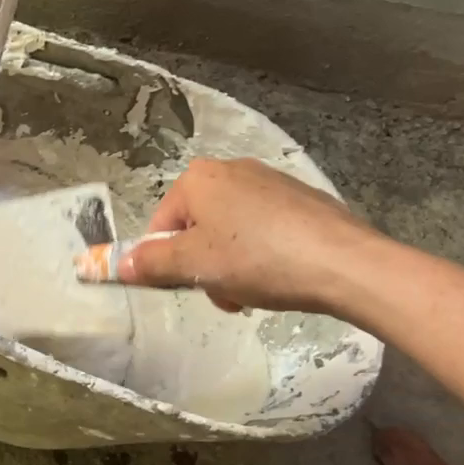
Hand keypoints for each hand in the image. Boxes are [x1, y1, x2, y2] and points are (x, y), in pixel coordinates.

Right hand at [117, 157, 375, 313]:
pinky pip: (267, 227)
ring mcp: (269, 180)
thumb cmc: (259, 259)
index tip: (194, 289)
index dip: (169, 262)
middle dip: (207, 265)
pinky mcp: (301, 197)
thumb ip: (152, 264)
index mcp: (197, 178)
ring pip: (233, 229)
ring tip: (261, 290)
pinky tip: (286, 275)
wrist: (345, 262)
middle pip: (198, 226)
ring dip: (236, 263)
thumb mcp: (197, 267)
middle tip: (230, 295)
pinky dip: (267, 252)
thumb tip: (118, 263)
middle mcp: (229, 169)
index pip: (161, 224)